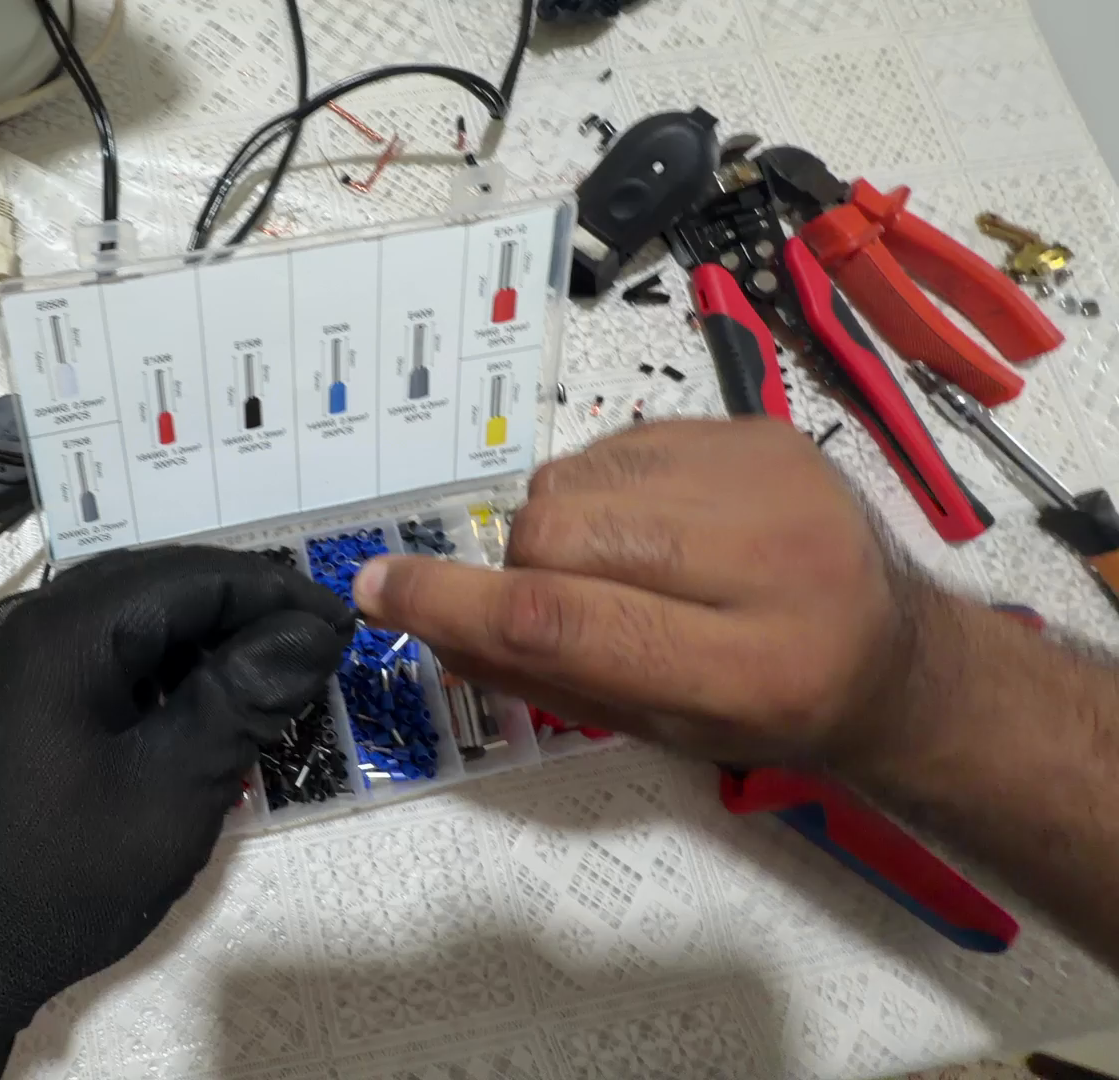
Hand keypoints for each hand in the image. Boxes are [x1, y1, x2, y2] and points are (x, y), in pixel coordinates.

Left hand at [0, 546, 351, 1079]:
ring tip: (265, 675)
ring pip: (136, 611)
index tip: (341, 627)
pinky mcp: (21, 682)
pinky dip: (162, 661)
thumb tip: (313, 630)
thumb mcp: (172, 788)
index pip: (196, 575)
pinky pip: (107, 646)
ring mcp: (22, 648)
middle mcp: (38, 616)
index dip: (277, 593)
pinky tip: (196, 697)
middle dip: (244, 610)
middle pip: (164, 583)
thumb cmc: (62, 876)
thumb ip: (244, 696)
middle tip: (311, 651)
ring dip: (205, 635)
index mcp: (68, 627)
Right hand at [354, 419, 929, 766]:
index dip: (449, 602)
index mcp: (741, 670)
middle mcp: (768, 562)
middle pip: (550, 534)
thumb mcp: (637, 723)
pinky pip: (603, 449)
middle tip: (561, 594)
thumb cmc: (754, 710)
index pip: (557, 621)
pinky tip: (650, 520)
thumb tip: (414, 613)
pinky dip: (594, 490)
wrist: (891, 653)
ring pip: (564, 483)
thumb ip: (521, 670)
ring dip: (556, 525)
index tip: (374, 588)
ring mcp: (768, 479)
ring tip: (617, 556)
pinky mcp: (757, 430)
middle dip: (519, 566)